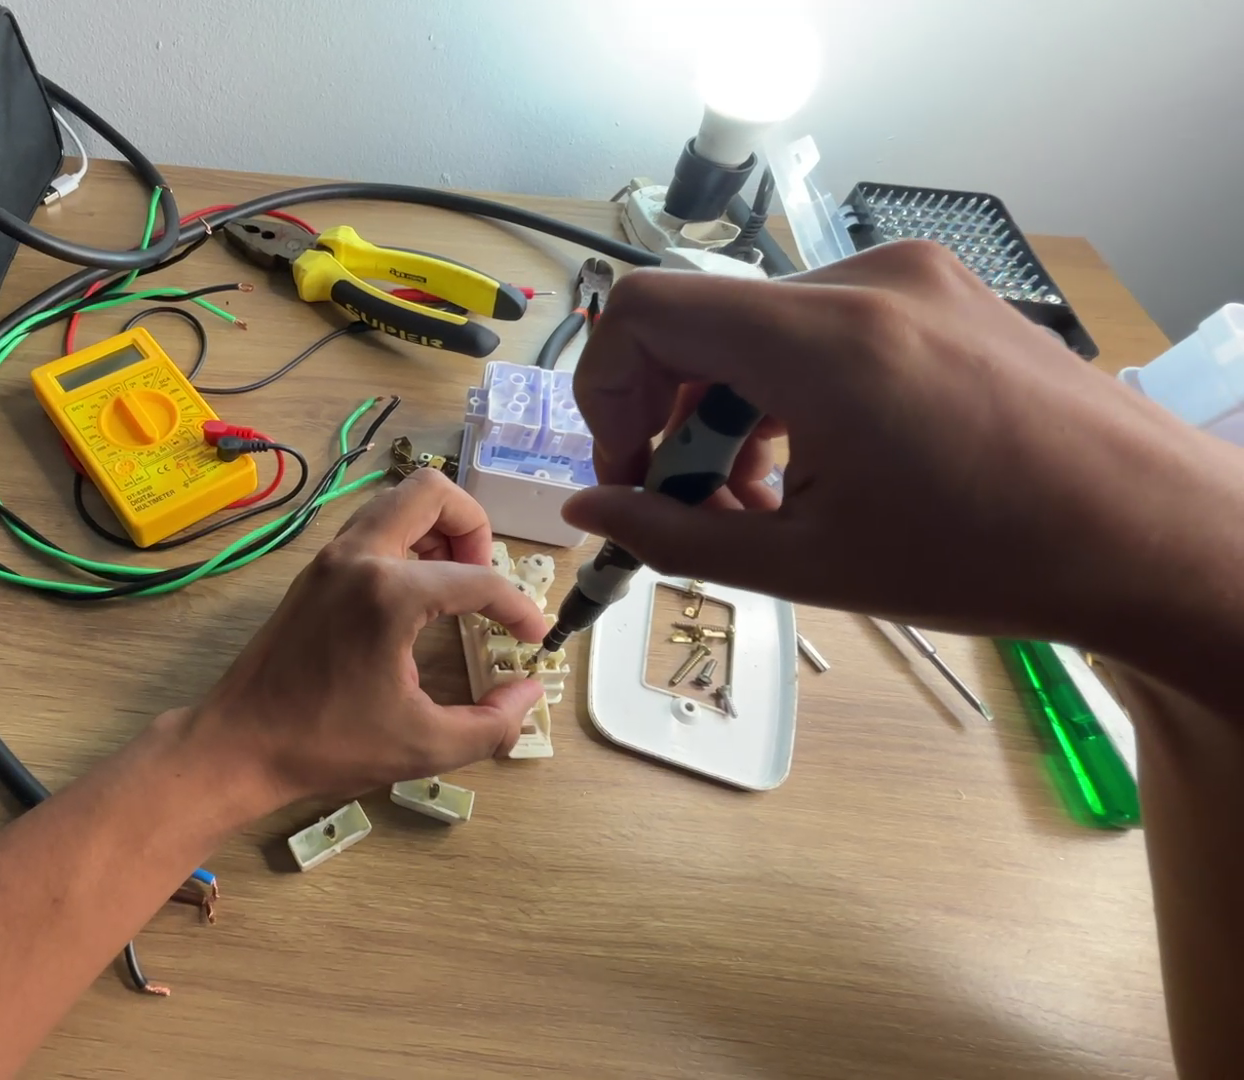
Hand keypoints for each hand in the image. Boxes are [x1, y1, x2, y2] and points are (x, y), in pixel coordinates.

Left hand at [184, 469, 549, 809]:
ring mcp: (330, 558)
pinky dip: (404, 541)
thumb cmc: (330, 745)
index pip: (477, 579)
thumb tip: (530, 690)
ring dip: (435, 528)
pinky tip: (414, 594)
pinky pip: (370, 528)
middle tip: (480, 581)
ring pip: (396, 502)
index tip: (533, 638)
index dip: (518, 608)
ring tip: (453, 583)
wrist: (241, 742)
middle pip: (431, 491)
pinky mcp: (314, 571)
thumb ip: (493, 722)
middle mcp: (358, 556)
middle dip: (473, 526)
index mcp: (388, 593)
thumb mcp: (424, 745)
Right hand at [561, 240, 1243, 647]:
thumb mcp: (798, 565)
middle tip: (678, 498)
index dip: (605, 389)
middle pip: (688, 325)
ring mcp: (901, 277)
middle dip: (658, 416)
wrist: (1171, 542)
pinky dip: (766, 395)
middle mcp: (860, 282)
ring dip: (713, 414)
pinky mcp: (924, 291)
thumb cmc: (985, 562)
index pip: (643, 310)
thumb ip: (667, 534)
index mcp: (825, 342)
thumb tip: (584, 508)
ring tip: (746, 495)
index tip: (628, 468)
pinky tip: (795, 463)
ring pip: (739, 332)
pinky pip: (797, 330)